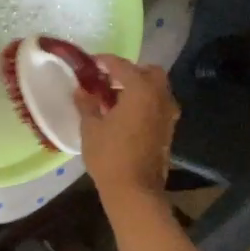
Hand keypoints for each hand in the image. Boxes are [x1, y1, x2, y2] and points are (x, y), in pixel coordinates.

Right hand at [77, 56, 179, 201]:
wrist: (134, 188)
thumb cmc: (109, 156)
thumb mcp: (90, 128)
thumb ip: (86, 104)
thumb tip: (81, 90)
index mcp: (140, 90)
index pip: (122, 66)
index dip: (105, 61)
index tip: (91, 63)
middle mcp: (160, 96)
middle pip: (148, 72)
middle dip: (129, 72)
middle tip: (107, 81)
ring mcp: (168, 112)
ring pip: (155, 89)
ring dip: (137, 88)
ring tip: (113, 100)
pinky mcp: (168, 128)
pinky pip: (157, 104)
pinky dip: (143, 102)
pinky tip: (124, 115)